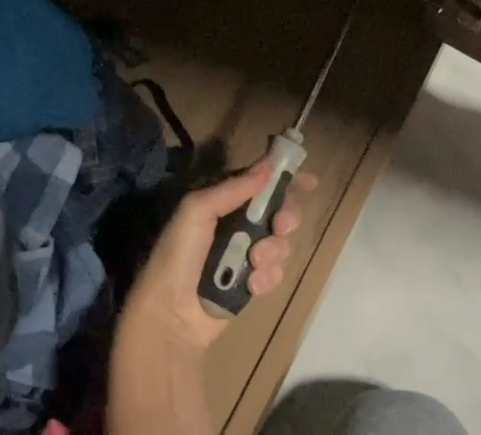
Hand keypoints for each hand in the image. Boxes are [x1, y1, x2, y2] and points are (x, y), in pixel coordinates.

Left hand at [118, 161, 318, 354]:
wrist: (170, 315)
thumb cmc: (179, 255)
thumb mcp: (197, 211)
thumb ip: (232, 188)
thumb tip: (268, 165)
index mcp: (222, 203)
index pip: (258, 184)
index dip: (285, 180)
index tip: (310, 181)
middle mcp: (237, 225)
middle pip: (278, 212)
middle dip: (286, 217)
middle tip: (281, 225)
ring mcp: (246, 256)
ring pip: (281, 243)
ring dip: (273, 250)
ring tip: (255, 262)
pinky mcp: (252, 284)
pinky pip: (276, 272)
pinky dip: (268, 276)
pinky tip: (252, 285)